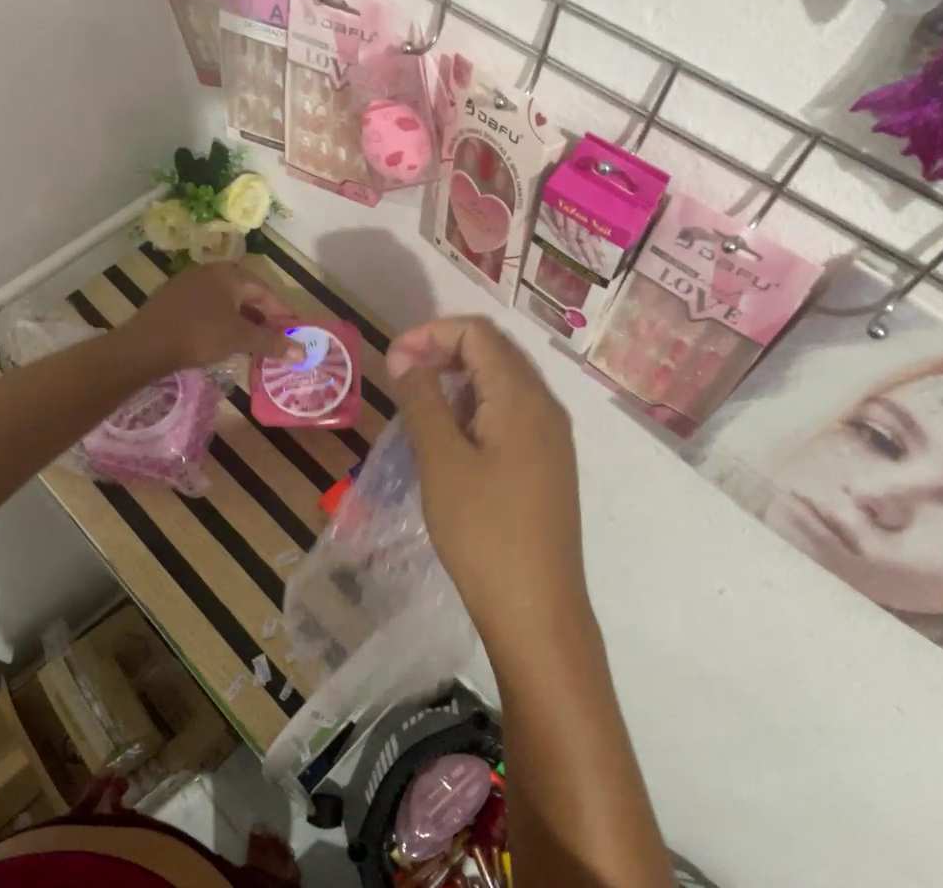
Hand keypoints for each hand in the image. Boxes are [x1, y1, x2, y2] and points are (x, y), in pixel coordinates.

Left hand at [126, 262, 302, 373]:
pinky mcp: (171, 299)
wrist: (145, 345)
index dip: (281, 312)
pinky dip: (219, 320)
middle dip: (261, 316)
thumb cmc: (199, 335)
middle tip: (273, 337)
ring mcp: (187, 283)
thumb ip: (272, 343)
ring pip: (223, 301)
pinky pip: (205, 307)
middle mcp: (209, 271)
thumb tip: (303, 352)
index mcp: (229, 274)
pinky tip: (220, 339)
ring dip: (240, 319)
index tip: (292, 331)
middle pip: (244, 293)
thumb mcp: (240, 339)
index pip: (265, 291)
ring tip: (250, 341)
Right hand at [389, 317, 585, 634]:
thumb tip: (405, 355)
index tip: (392, 363)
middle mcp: (545, 407)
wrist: (536, 609)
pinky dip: (473, 414)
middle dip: (442, 354)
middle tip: (400, 384)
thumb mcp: (441, 461)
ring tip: (418, 416)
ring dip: (456, 385)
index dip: (430, 334)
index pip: (478, 333)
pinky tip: (448, 445)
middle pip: (493, 353)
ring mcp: (550, 438)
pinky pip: (508, 417)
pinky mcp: (546, 465)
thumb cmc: (483, 532)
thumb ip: (422, 400)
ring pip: (500, 386)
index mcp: (522, 397)